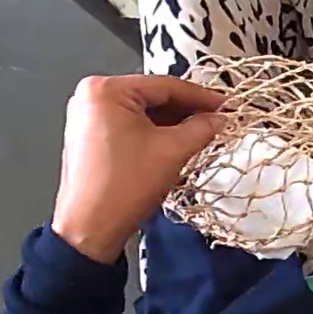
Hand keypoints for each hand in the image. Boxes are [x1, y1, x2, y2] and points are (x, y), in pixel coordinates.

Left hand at [51, 75, 225, 260]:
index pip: (165, 85)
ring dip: (174, 123)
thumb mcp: (173, 151)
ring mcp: (88, 118)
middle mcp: (91, 97)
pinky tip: (178, 142)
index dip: (201, 96)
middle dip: (187, 110)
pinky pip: (132, 125)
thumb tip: (218, 119)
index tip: (224, 104)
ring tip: (203, 132)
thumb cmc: (122, 188)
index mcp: (105, 91)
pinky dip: (156, 132)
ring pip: (144, 113)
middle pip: (153, 97)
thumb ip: (202, 128)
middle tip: (217, 119)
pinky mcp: (91, 137)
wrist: (91, 228)